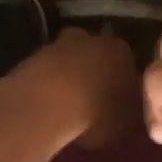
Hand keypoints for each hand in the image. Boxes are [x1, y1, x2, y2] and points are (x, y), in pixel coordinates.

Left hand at [0, 28, 142, 147]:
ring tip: (68, 106)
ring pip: (68, 61)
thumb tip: (130, 110)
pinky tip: (47, 106)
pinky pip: (46, 72)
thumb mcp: (128, 122)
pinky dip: (47, 86)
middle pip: (96, 55)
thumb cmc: (98, 112)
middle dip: (95, 74)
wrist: (47, 104)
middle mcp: (91, 39)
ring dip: (69, 78)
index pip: (128, 63)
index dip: (124, 83)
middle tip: (94, 101)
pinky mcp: (30, 58)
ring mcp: (57, 45)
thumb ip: (132, 112)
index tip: (120, 102)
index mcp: (121, 51)